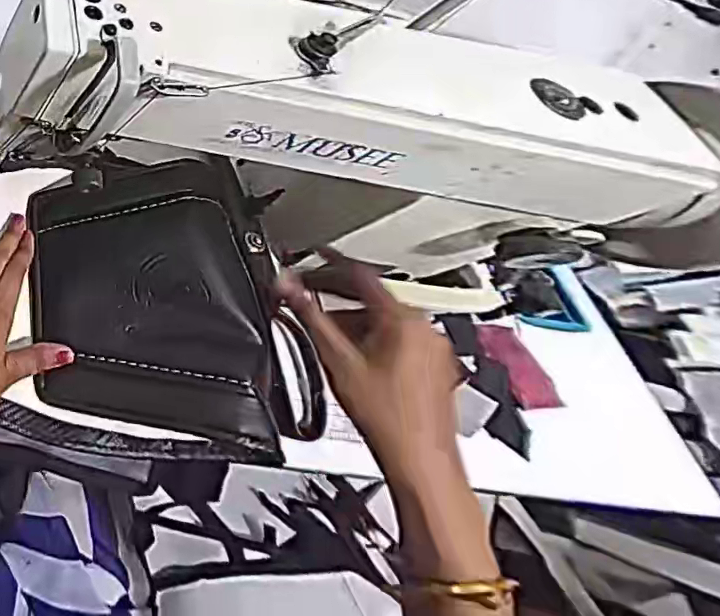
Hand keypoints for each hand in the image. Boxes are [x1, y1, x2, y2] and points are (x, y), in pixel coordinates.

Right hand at [277, 256, 462, 474]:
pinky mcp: (433, 367)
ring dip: (351, 318)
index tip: (313, 252)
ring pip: (382, 318)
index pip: (359, 273)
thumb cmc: (388, 419)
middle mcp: (425, 328)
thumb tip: (285, 285)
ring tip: (325, 332)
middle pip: (370, 296)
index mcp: (404, 319)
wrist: (421, 466)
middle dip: (335, 294)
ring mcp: (433, 349)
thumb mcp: (336, 358)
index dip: (329, 261)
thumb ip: (307, 314)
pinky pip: (396, 337)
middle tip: (307, 293)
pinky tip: (350, 354)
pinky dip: (370, 336)